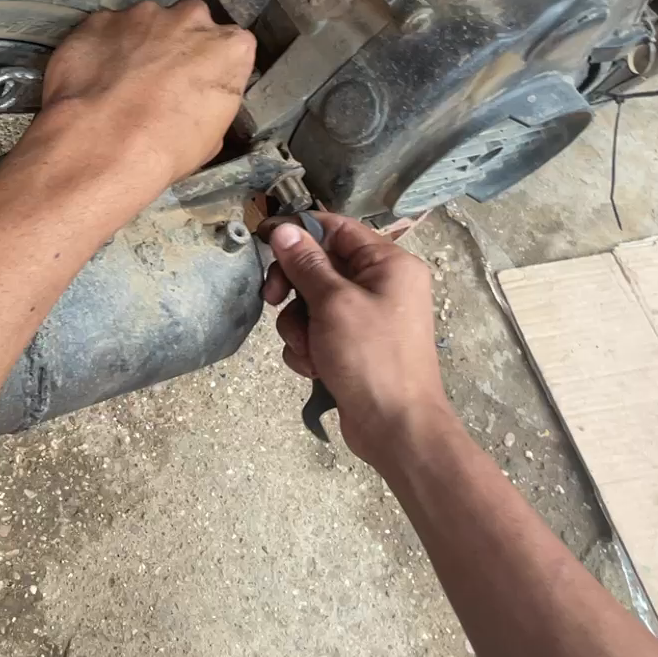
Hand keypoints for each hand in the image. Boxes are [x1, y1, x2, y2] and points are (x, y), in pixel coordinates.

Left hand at [19, 0, 253, 192]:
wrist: (101, 146)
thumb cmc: (165, 151)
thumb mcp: (210, 138)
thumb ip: (210, 101)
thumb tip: (195, 101)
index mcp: (230, 47)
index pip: (228, 49)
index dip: (207, 70)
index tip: (192, 89)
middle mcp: (190, 18)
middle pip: (187, 26)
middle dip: (174, 47)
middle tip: (154, 83)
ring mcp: (141, 14)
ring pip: (143, 25)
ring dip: (135, 47)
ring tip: (116, 84)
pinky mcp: (99, 20)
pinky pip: (104, 32)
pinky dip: (99, 50)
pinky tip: (89, 80)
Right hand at [261, 214, 451, 463]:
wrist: (395, 427)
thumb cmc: (371, 358)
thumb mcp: (333, 303)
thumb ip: (305, 264)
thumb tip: (283, 229)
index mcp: (388, 264)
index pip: (335, 229)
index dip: (298, 231)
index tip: (262, 239)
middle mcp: (379, 284)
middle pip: (317, 266)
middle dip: (293, 289)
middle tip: (273, 300)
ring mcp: (364, 316)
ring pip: (309, 302)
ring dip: (298, 325)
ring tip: (309, 348)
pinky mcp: (350, 344)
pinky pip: (314, 331)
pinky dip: (307, 347)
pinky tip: (315, 366)